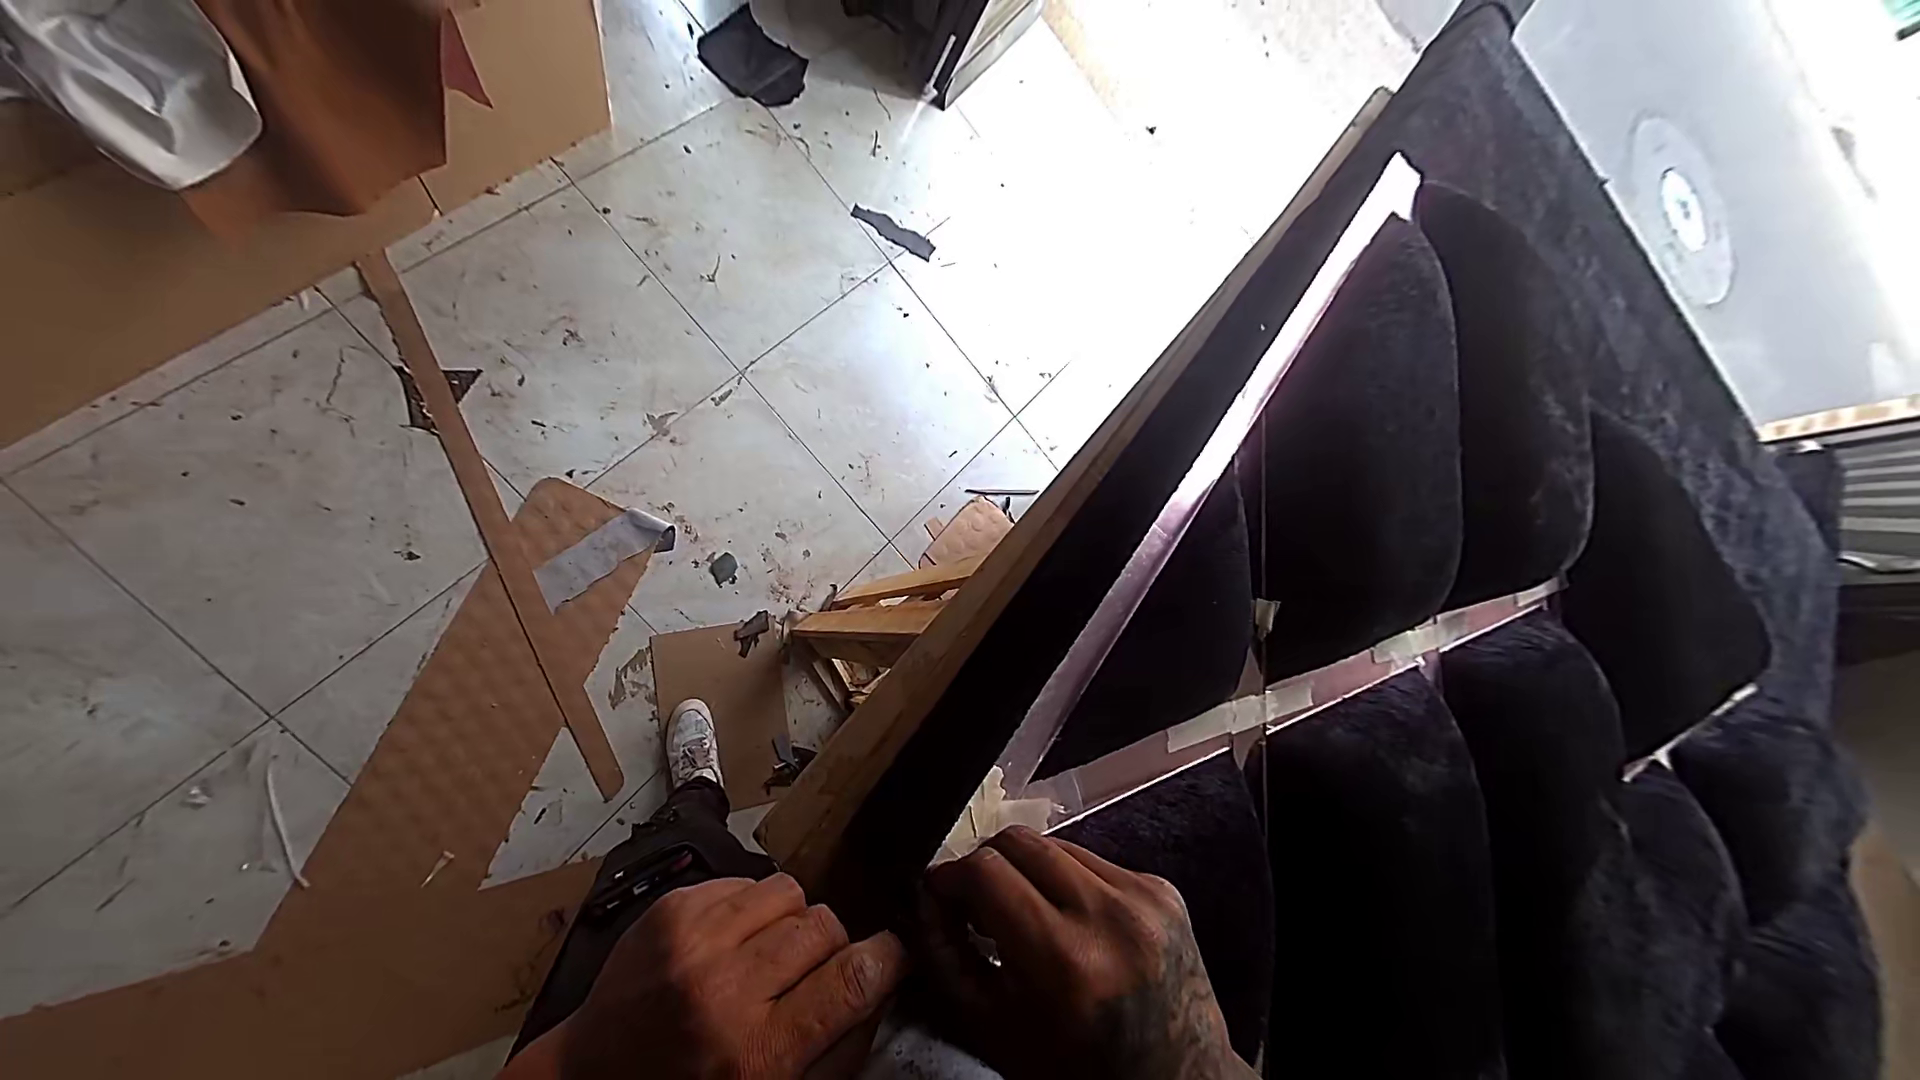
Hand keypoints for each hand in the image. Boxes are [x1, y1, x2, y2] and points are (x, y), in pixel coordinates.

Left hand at [519, 874, 906, 1078]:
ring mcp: (693, 939)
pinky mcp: (673, 907)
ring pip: (790, 890)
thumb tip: (882, 980)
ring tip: (764, 954)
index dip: (887, 957)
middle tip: (805, 973)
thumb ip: (841, 1049)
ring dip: (789, 920)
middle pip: (824, 923)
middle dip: (828, 945)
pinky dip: (750, 908)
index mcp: (755, 1055)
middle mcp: (723, 989)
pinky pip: (748, 880)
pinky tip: (728, 943)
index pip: (852, 979)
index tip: (891, 953)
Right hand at [917, 826, 1253, 1079]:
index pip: (987, 870)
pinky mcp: (1163, 886)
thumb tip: (925, 894)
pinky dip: (1067, 880)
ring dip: (1027, 869)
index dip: (951, 874)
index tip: (939, 891)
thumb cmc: (1075, 1071)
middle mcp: (1109, 914)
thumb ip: (947, 957)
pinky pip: (1092, 859)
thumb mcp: (995, 1030)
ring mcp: (1144, 895)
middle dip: (985, 862)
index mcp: (1066, 961)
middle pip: (1019, 840)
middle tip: (977, 899)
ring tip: (1027, 910)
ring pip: (1054, 844)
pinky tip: (1071, 917)